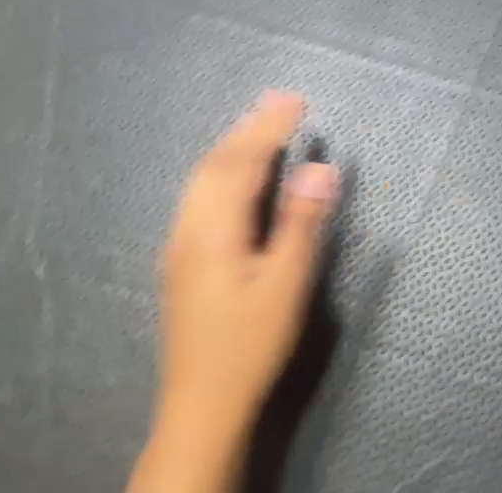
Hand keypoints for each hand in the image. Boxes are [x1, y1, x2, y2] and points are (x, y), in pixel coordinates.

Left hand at [128, 91, 338, 492]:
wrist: (202, 403)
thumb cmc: (251, 342)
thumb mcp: (286, 283)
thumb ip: (301, 223)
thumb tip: (321, 169)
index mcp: (214, 232)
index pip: (242, 165)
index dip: (269, 129)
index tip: (295, 99)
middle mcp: (190, 231)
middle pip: (215, 166)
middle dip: (248, 128)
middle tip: (279, 98)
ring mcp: (181, 247)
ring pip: (201, 181)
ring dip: (231, 145)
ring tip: (258, 122)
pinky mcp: (183, 261)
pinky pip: (199, 196)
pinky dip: (221, 168)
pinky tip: (232, 173)